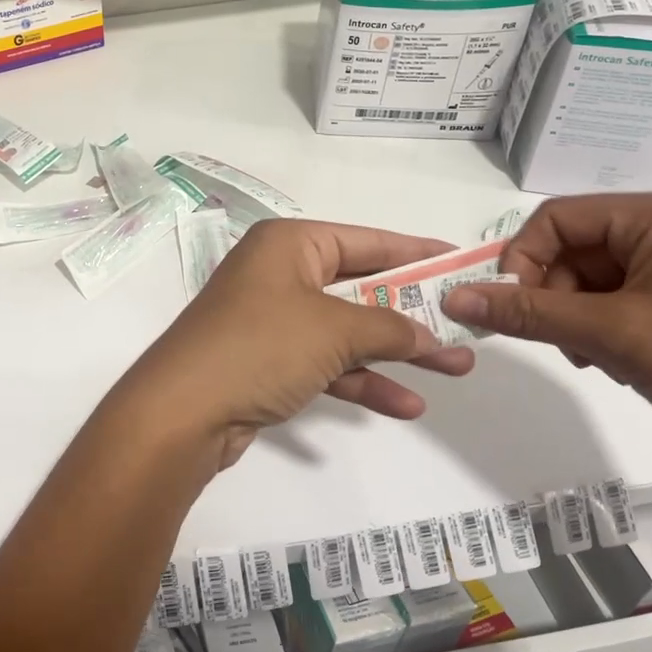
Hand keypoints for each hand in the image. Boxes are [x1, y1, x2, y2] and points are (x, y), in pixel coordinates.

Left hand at [116, 219, 475, 469]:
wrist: (183, 411)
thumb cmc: (260, 346)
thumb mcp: (334, 329)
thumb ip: (388, 327)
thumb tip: (427, 333)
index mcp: (288, 245)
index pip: (364, 240)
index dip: (415, 251)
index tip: (461, 261)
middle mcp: (277, 275)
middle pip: (358, 287)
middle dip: (413, 311)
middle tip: (468, 327)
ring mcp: (269, 321)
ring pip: (346, 330)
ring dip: (396, 351)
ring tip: (456, 369)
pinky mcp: (266, 363)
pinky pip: (324, 364)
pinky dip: (361, 380)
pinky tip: (405, 405)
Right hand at [440, 192, 651, 453]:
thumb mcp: (609, 335)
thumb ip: (526, 312)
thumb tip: (453, 298)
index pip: (558, 218)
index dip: (523, 260)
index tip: (512, 309)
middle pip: (578, 248)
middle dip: (557, 297)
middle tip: (566, 346)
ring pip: (598, 278)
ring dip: (581, 318)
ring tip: (604, 360)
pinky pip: (629, 296)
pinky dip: (611, 327)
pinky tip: (627, 362)